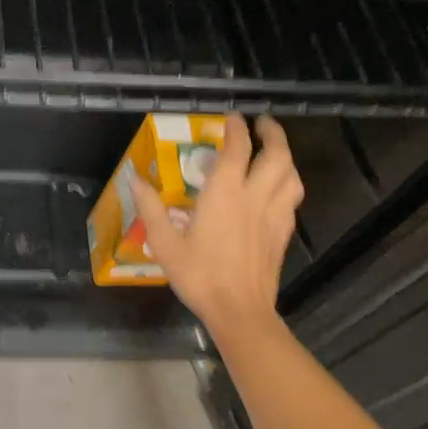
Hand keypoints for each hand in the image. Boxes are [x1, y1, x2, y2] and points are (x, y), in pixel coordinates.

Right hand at [131, 113, 303, 340]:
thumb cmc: (199, 276)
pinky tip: (277, 191)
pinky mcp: (283, 233)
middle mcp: (254, 196)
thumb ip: (151, 208)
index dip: (236, 128)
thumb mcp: (164, 243)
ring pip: (291, 175)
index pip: (236, 148)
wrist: (240, 311)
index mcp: (224, 194)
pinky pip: (292, 198)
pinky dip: (288, 183)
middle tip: (262, 124)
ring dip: (285, 157)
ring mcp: (274, 215)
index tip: (232, 117)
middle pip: (276, 154)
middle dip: (272, 133)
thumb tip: (135, 178)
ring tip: (274, 152)